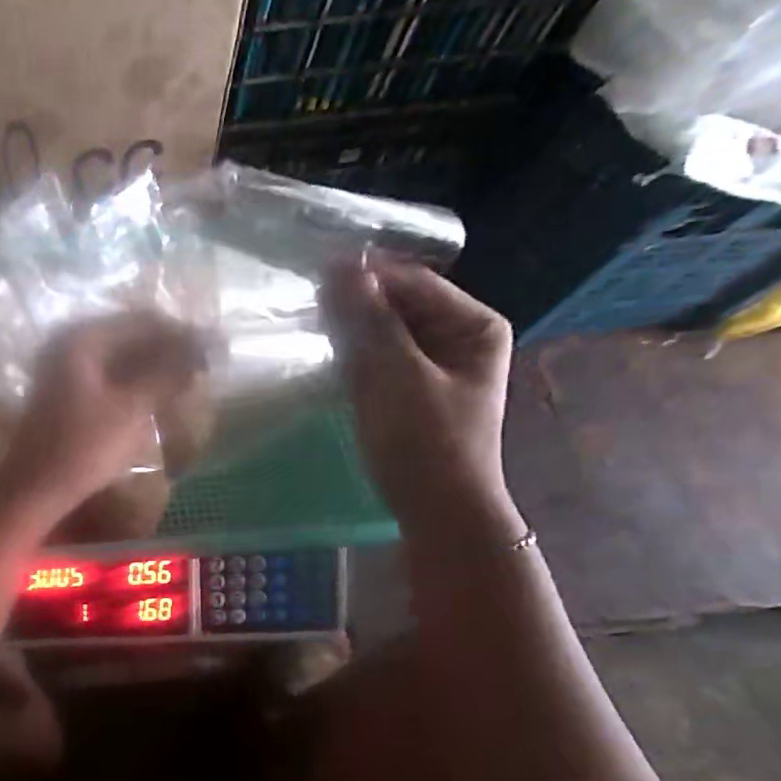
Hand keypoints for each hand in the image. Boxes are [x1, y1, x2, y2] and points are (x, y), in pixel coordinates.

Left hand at [0, 311, 206, 515]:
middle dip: (169, 349)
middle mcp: (69, 346)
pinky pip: (110, 378)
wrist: (35, 491)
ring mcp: (64, 371)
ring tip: (189, 380)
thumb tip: (204, 345)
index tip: (215, 347)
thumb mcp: (132, 408)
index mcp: (82, 339)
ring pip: (120, 359)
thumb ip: (168, 373)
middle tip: (206, 365)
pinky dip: (136, 384)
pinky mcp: (66, 396)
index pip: (142, 321)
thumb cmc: (84, 447)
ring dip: (155, 367)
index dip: (182, 332)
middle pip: (130, 337)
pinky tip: (159, 396)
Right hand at [319, 253, 522, 539]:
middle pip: (401, 306)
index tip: (318, 268)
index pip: (415, 283)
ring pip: (386, 333)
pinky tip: (325, 355)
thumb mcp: (399, 376)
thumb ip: (371, 321)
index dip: (369, 274)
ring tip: (309, 323)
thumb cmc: (427, 442)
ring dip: (352, 328)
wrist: (439, 512)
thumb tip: (343, 268)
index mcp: (473, 326)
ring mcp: (432, 368)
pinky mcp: (409, 394)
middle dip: (358, 302)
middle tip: (307, 299)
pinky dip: (354, 356)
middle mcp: (457, 339)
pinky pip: (379, 361)